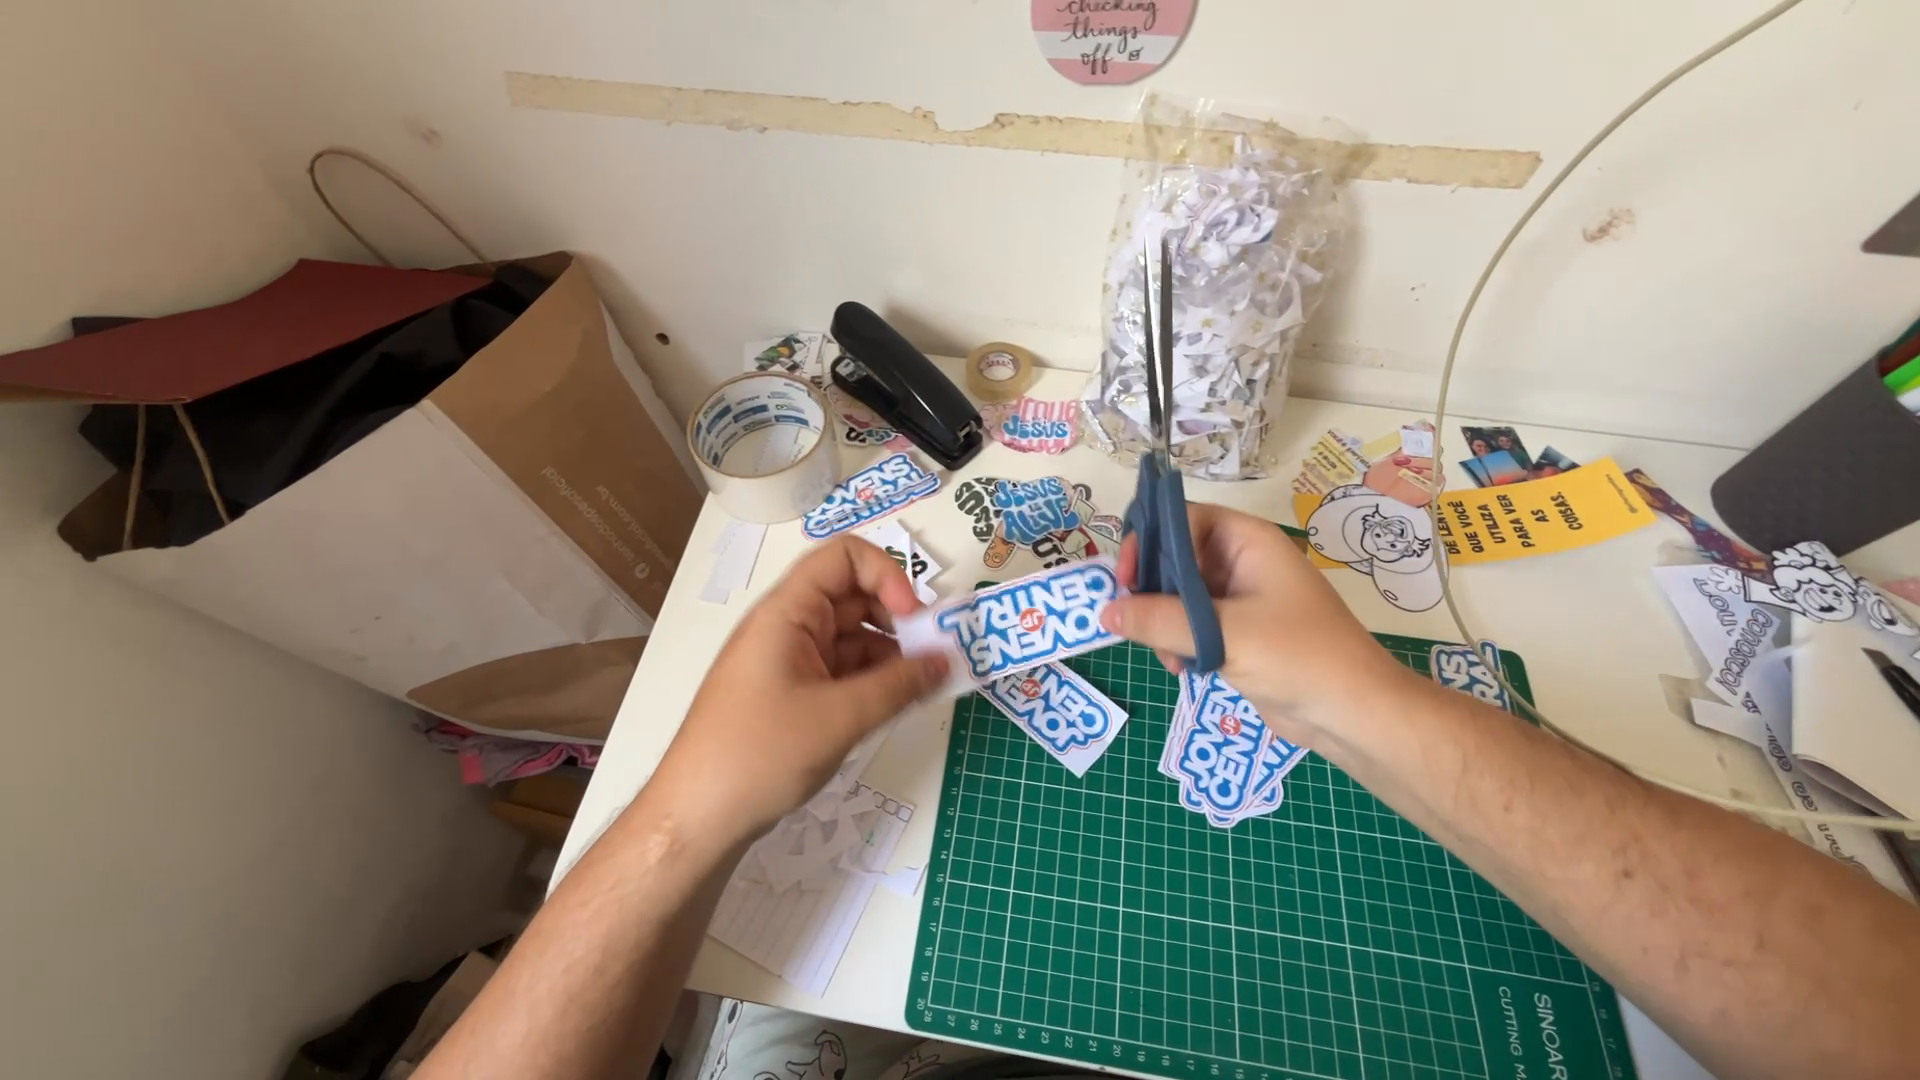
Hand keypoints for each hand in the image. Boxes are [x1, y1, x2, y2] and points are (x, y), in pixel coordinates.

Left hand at [651, 536, 949, 840]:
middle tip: (933, 654)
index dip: (886, 574)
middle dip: (898, 618)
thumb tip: (947, 661)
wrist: (697, 819)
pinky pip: (842, 670)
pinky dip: (873, 680)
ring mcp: (789, 662)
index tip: (914, 618)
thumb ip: (900, 686)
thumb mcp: (840, 718)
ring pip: (852, 637)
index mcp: (787, 612)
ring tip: (923, 686)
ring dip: (890, 653)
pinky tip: (897, 703)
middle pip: (853, 596)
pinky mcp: (792, 695)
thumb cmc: (760, 754)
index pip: (844, 557)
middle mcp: (788, 627)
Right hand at [1099, 503, 1415, 747]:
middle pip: (1176, 558)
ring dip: (1162, 623)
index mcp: (1247, 543)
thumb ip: (1160, 620)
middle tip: (1132, 619)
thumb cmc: (1298, 657)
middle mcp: (1242, 563)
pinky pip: (1192, 625)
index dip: (1150, 540)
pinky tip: (1181, 668)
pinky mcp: (1238, 633)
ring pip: (1179, 596)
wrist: (1354, 714)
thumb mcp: (1223, 634)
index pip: (1184, 519)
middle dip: (1151, 590)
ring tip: (1165, 655)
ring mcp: (1240, 600)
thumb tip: (1106, 611)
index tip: (1126, 577)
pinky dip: (1178, 642)